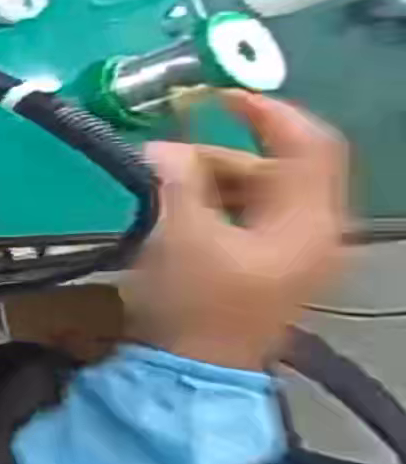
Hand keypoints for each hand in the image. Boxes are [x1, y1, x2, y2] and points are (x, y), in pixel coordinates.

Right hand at [124, 92, 347, 370]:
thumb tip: (161, 150)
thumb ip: (174, 189)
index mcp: (307, 220)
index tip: (221, 96)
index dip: (269, 115)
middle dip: (214, 158)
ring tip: (152, 188)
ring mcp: (286, 252)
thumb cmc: (194, 304)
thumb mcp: (179, 241)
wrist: (190, 367)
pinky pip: (238, 220)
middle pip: (272, 173)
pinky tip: (167, 214)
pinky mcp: (257, 268)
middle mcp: (310, 230)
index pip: (307, 147)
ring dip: (202, 185)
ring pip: (251, 197)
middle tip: (155, 159)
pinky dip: (204, 208)